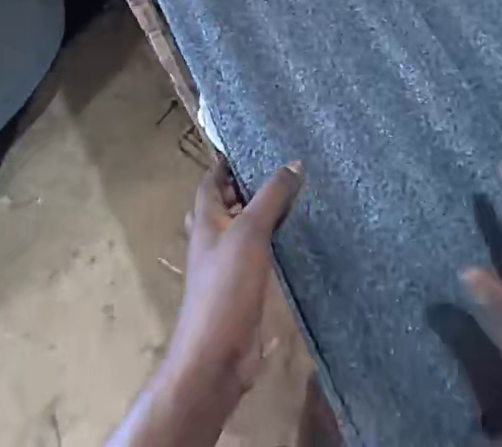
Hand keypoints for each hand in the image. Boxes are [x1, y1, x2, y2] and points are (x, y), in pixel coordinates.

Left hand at [167, 158, 304, 393]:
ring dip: (262, 211)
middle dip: (247, 185)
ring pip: (243, 227)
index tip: (252, 145)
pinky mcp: (245, 285)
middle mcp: (213, 239)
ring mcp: (228, 264)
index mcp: (206, 222)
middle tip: (279, 167)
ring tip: (293, 194)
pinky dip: (272, 238)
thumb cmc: (226, 286)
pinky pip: (258, 251)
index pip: (211, 182)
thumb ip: (272, 196)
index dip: (226, 162)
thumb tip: (294, 163)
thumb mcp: (251, 231)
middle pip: (226, 203)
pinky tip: (295, 235)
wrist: (218, 355)